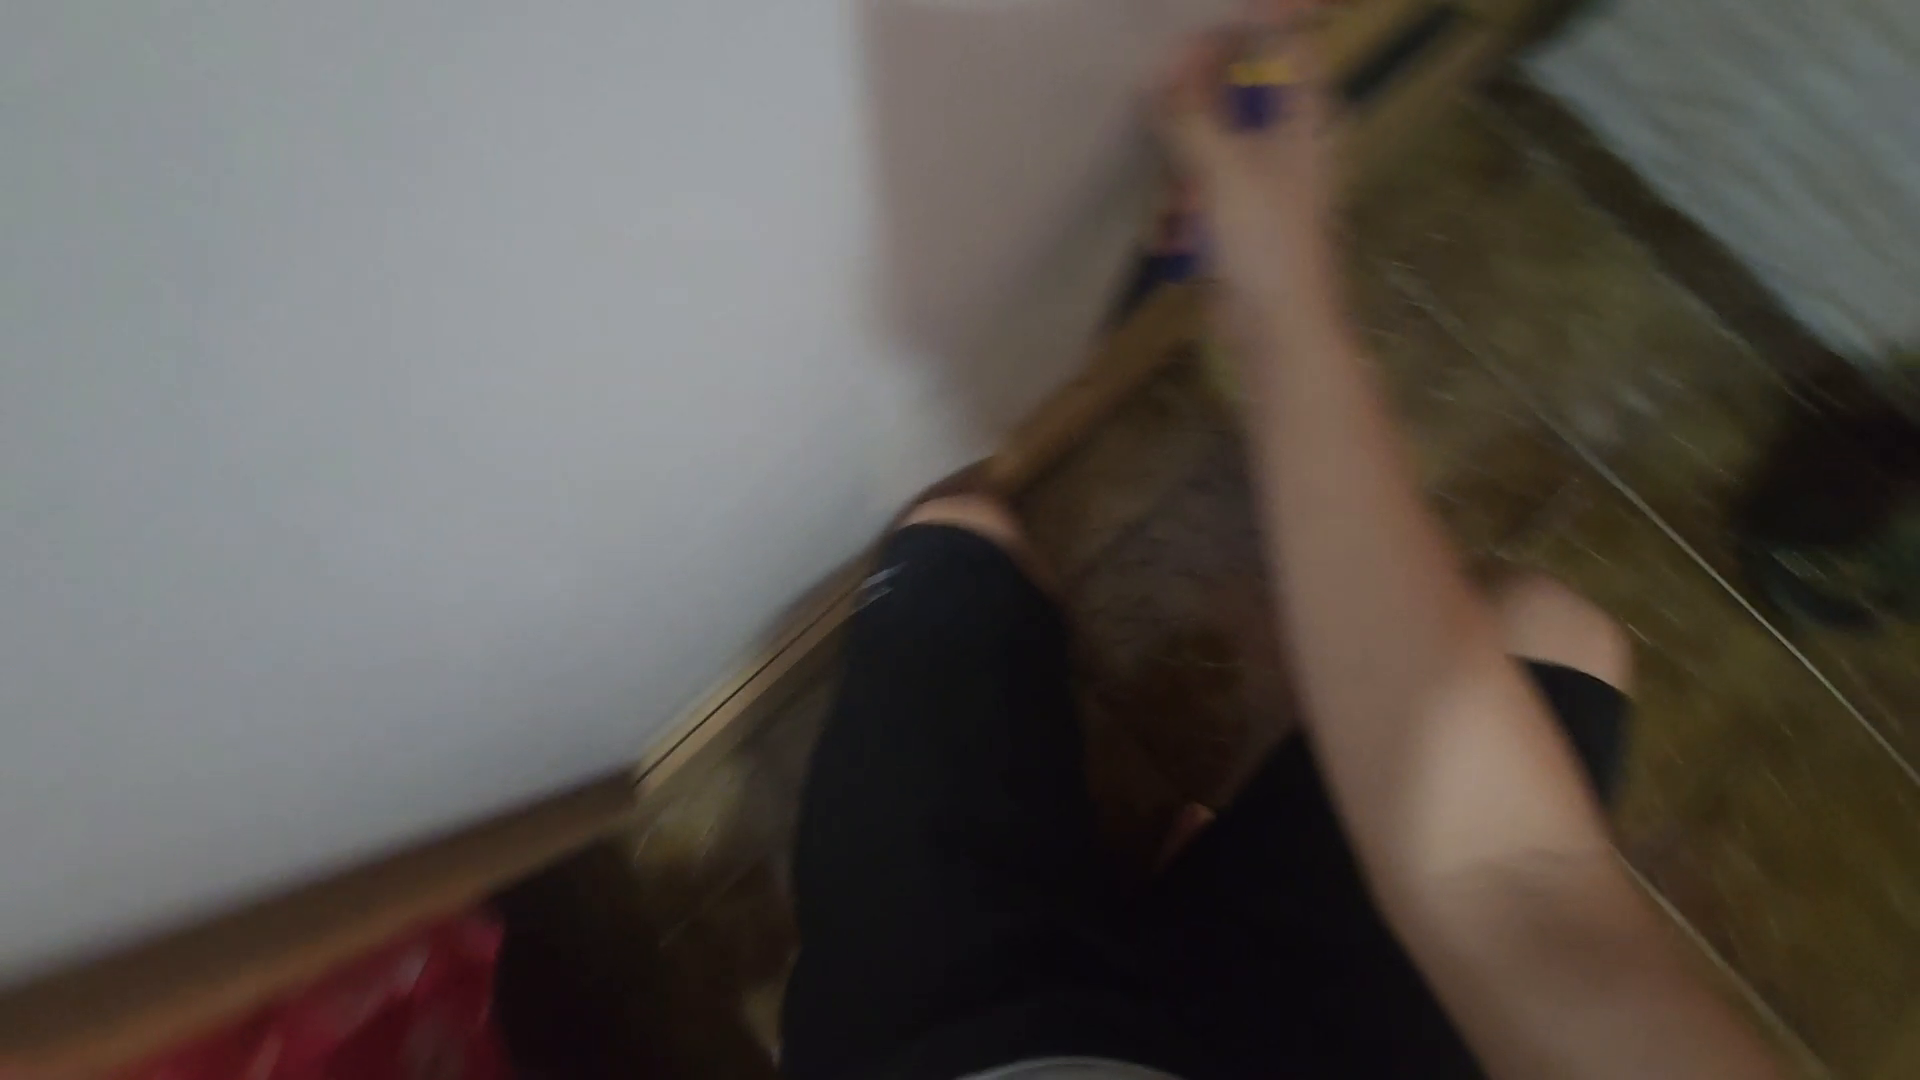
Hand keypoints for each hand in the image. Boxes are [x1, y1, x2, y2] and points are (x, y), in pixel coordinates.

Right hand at [1153, 2, 1337, 327]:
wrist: (1276, 332)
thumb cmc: (1264, 243)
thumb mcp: (1224, 170)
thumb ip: (1191, 116)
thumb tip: (1162, 67)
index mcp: (1302, 117)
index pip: (1281, 43)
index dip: (1240, 31)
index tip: (1186, 39)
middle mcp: (1285, 145)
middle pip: (1236, 97)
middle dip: (1193, 110)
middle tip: (1153, 113)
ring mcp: (1260, 188)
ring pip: (1210, 151)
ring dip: (1180, 173)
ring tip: (1168, 201)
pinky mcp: (1236, 227)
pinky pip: (1201, 201)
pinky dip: (1182, 216)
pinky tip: (1167, 240)